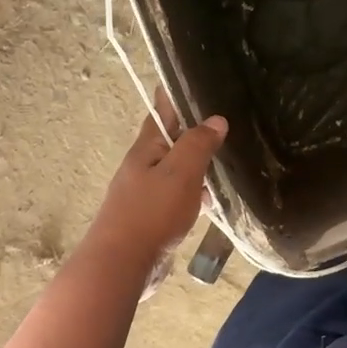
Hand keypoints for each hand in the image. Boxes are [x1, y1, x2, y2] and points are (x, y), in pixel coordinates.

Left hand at [80, 91, 226, 269]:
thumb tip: (216, 120)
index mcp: (146, 149)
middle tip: (225, 122)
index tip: (195, 80)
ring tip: (226, 159)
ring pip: (176, 171)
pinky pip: (177, 198)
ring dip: (197, 165)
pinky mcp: (152, 220)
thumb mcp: (180, 172)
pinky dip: (195, 194)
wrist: (120, 267)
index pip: (161, 111)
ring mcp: (145, 195)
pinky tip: (211, 201)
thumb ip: (198, 144)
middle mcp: (142, 167)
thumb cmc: (151, 213)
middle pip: (170, 141)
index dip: (175, 95)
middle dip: (193, 131)